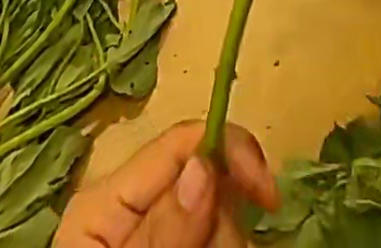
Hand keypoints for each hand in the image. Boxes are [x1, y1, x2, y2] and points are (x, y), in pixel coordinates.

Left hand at [55, 121, 279, 247]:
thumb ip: (163, 231)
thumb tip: (204, 165)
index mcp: (110, 198)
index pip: (178, 143)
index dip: (230, 151)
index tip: (269, 195)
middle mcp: (137, 210)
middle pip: (210, 184)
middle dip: (227, 226)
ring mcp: (161, 238)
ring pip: (223, 223)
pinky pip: (220, 245)